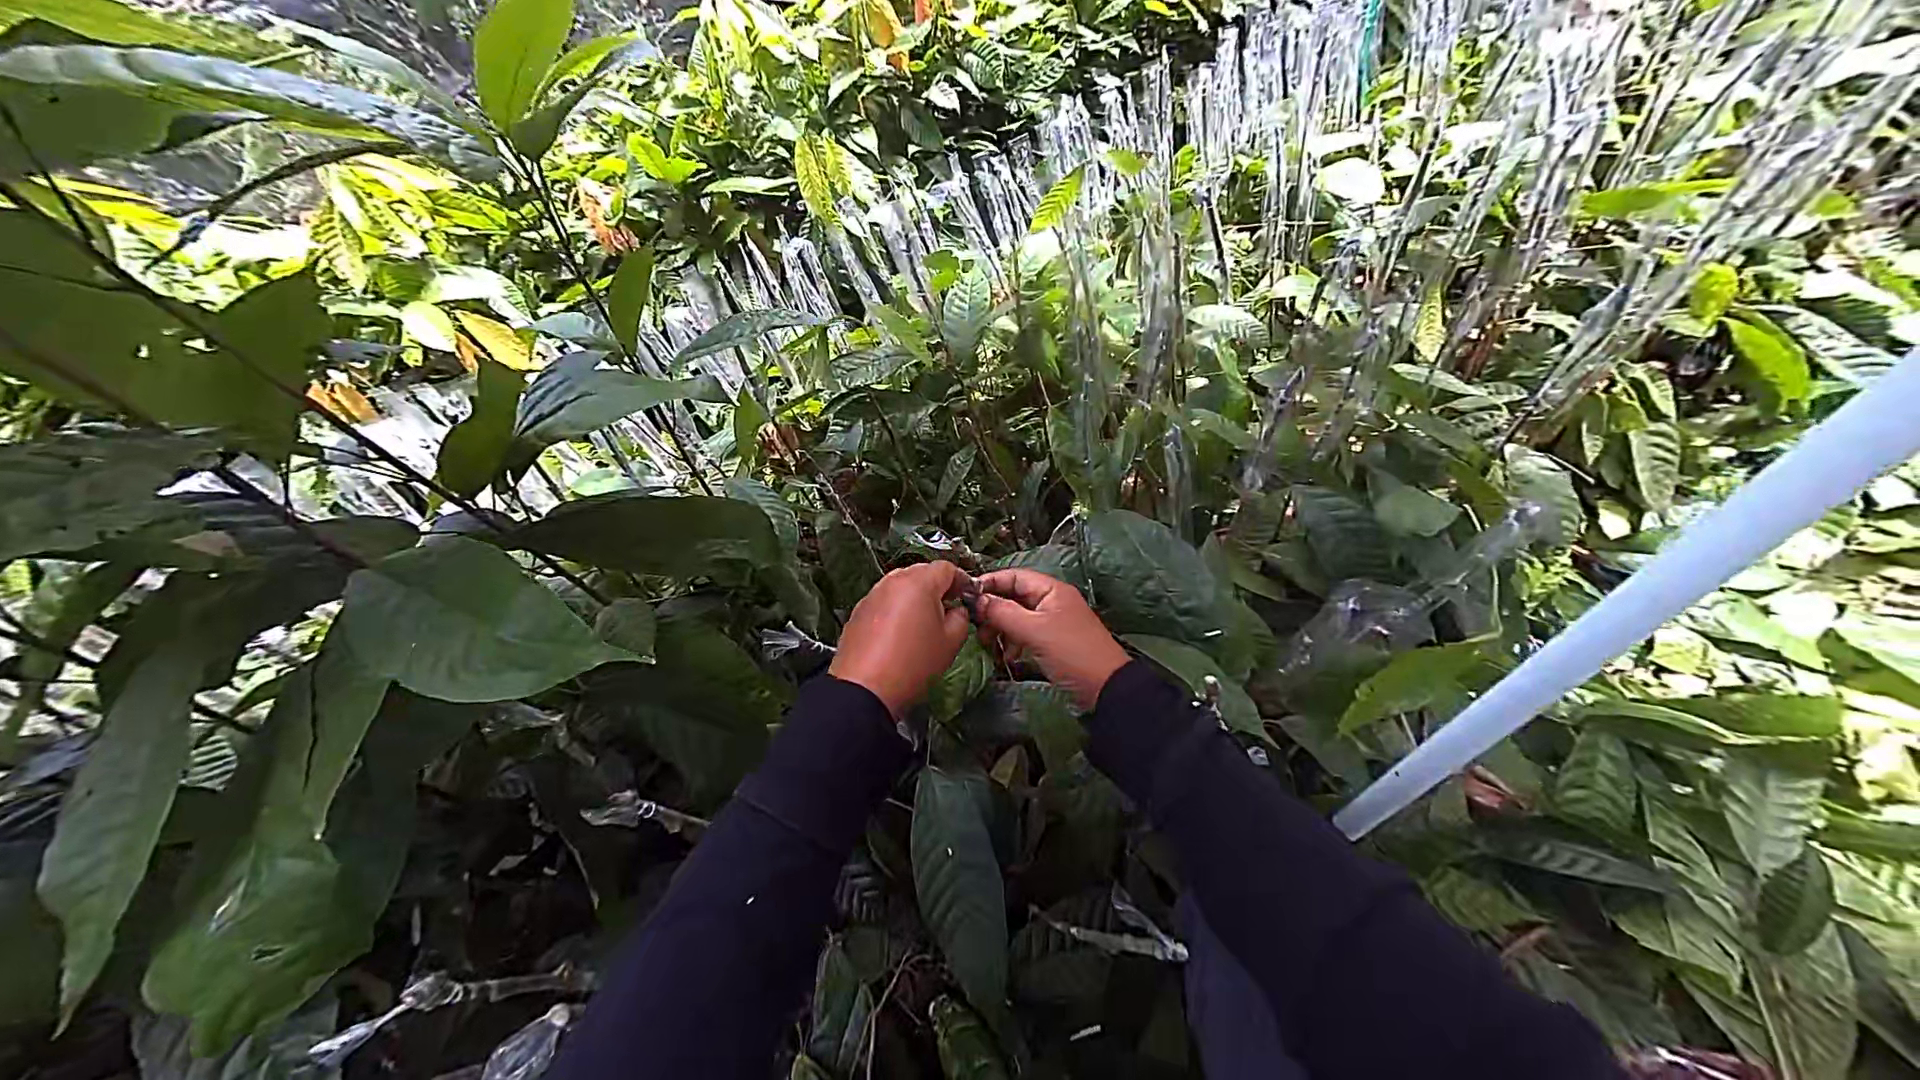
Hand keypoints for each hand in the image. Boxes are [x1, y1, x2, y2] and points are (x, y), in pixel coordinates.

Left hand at [830, 561, 973, 716]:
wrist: (865, 690)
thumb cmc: (912, 664)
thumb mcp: (950, 642)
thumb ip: (961, 618)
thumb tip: (957, 610)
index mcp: (919, 583)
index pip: (946, 568)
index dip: (962, 581)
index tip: (967, 595)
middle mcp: (892, 582)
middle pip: (922, 573)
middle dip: (938, 587)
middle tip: (949, 609)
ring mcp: (872, 596)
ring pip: (901, 587)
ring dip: (916, 598)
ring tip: (924, 623)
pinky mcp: (858, 612)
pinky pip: (884, 602)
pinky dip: (896, 610)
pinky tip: (901, 634)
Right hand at [973, 568, 1129, 709]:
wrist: (1106, 688)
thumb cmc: (1071, 653)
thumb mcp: (1034, 631)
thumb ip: (1003, 612)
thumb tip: (977, 600)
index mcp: (1051, 590)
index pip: (1014, 575)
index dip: (990, 582)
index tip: (967, 596)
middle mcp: (1052, 601)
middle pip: (1013, 596)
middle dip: (993, 609)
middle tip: (976, 627)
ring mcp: (1053, 622)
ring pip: (1017, 617)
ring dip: (1000, 627)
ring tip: (987, 643)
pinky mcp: (1052, 642)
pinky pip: (1025, 634)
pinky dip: (1012, 642)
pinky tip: (1006, 656)